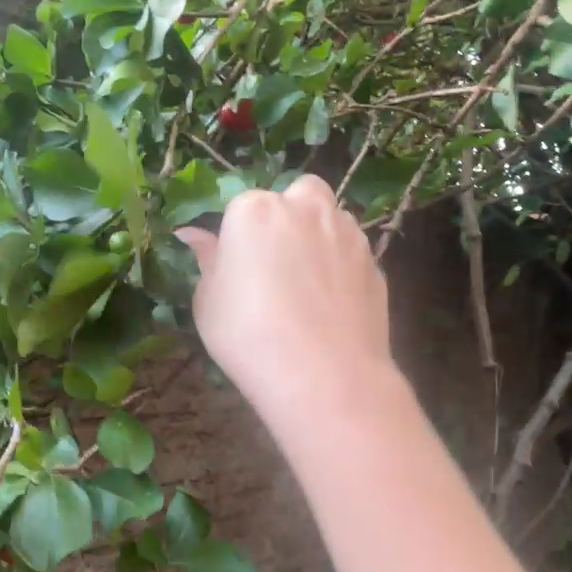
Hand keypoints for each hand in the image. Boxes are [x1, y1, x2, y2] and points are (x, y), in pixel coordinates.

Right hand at [176, 174, 392, 423]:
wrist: (324, 376)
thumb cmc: (249, 336)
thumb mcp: (207, 302)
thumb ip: (207, 261)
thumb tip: (196, 236)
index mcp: (255, 211)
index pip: (240, 207)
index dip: (237, 237)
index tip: (235, 269)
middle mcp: (305, 208)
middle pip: (295, 196)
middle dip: (287, 217)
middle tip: (274, 263)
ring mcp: (347, 233)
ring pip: (329, 219)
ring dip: (316, 237)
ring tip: (304, 286)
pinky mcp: (375, 263)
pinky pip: (350, 254)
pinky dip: (340, 268)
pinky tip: (329, 305)